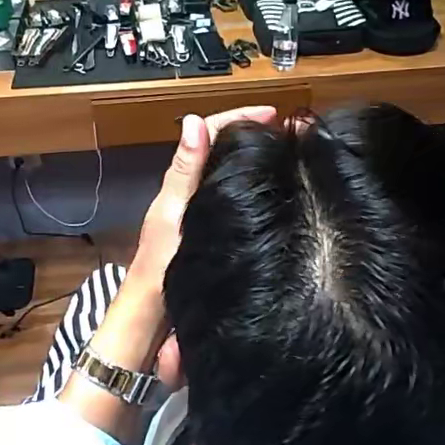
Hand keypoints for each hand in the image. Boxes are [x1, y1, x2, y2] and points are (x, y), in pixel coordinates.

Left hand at [62, 107, 274, 443]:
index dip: (237, 120)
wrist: (150, 327)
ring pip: (231, 181)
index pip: (208, 136)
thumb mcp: (173, 219)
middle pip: (222, 155)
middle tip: (294, 137)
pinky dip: (255, 195)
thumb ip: (184, 175)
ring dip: (256, 164)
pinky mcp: (212, 243)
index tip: (274, 116)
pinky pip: (236, 208)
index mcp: (178, 188)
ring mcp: (202, 222)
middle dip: (253, 138)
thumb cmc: (158, 272)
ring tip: (292, 161)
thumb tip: (195, 121)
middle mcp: (190, 199)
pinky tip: (276, 202)